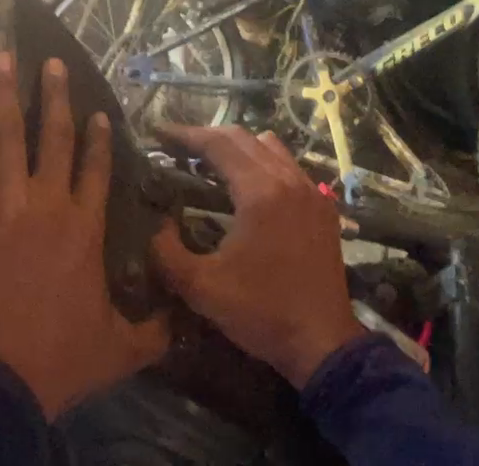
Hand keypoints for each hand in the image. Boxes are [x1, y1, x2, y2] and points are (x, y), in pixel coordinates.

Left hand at [0, 52, 169, 418]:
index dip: (98, 138)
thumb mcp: (121, 349)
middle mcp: (48, 202)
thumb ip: (154, 329)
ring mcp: (5, 202)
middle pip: (55, 137)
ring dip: (5, 93)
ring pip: (7, 135)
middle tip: (51, 62)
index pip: (96, 169)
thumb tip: (184, 318)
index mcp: (85, 227)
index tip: (98, 112)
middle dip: (55, 96)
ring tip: (1, 57)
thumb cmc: (59, 360)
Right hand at [150, 126, 365, 387]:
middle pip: (243, 138)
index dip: (185, 134)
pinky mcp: (323, 208)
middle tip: (178, 147)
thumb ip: (167, 251)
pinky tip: (249, 186)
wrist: (323, 344)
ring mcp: (311, 192)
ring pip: (270, 146)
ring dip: (238, 146)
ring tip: (211, 162)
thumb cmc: (261, 312)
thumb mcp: (201, 288)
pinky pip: (290, 166)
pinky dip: (264, 162)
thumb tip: (155, 223)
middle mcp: (288, 180)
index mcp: (259, 192)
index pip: (218, 143)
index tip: (159, 134)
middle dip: (207, 137)